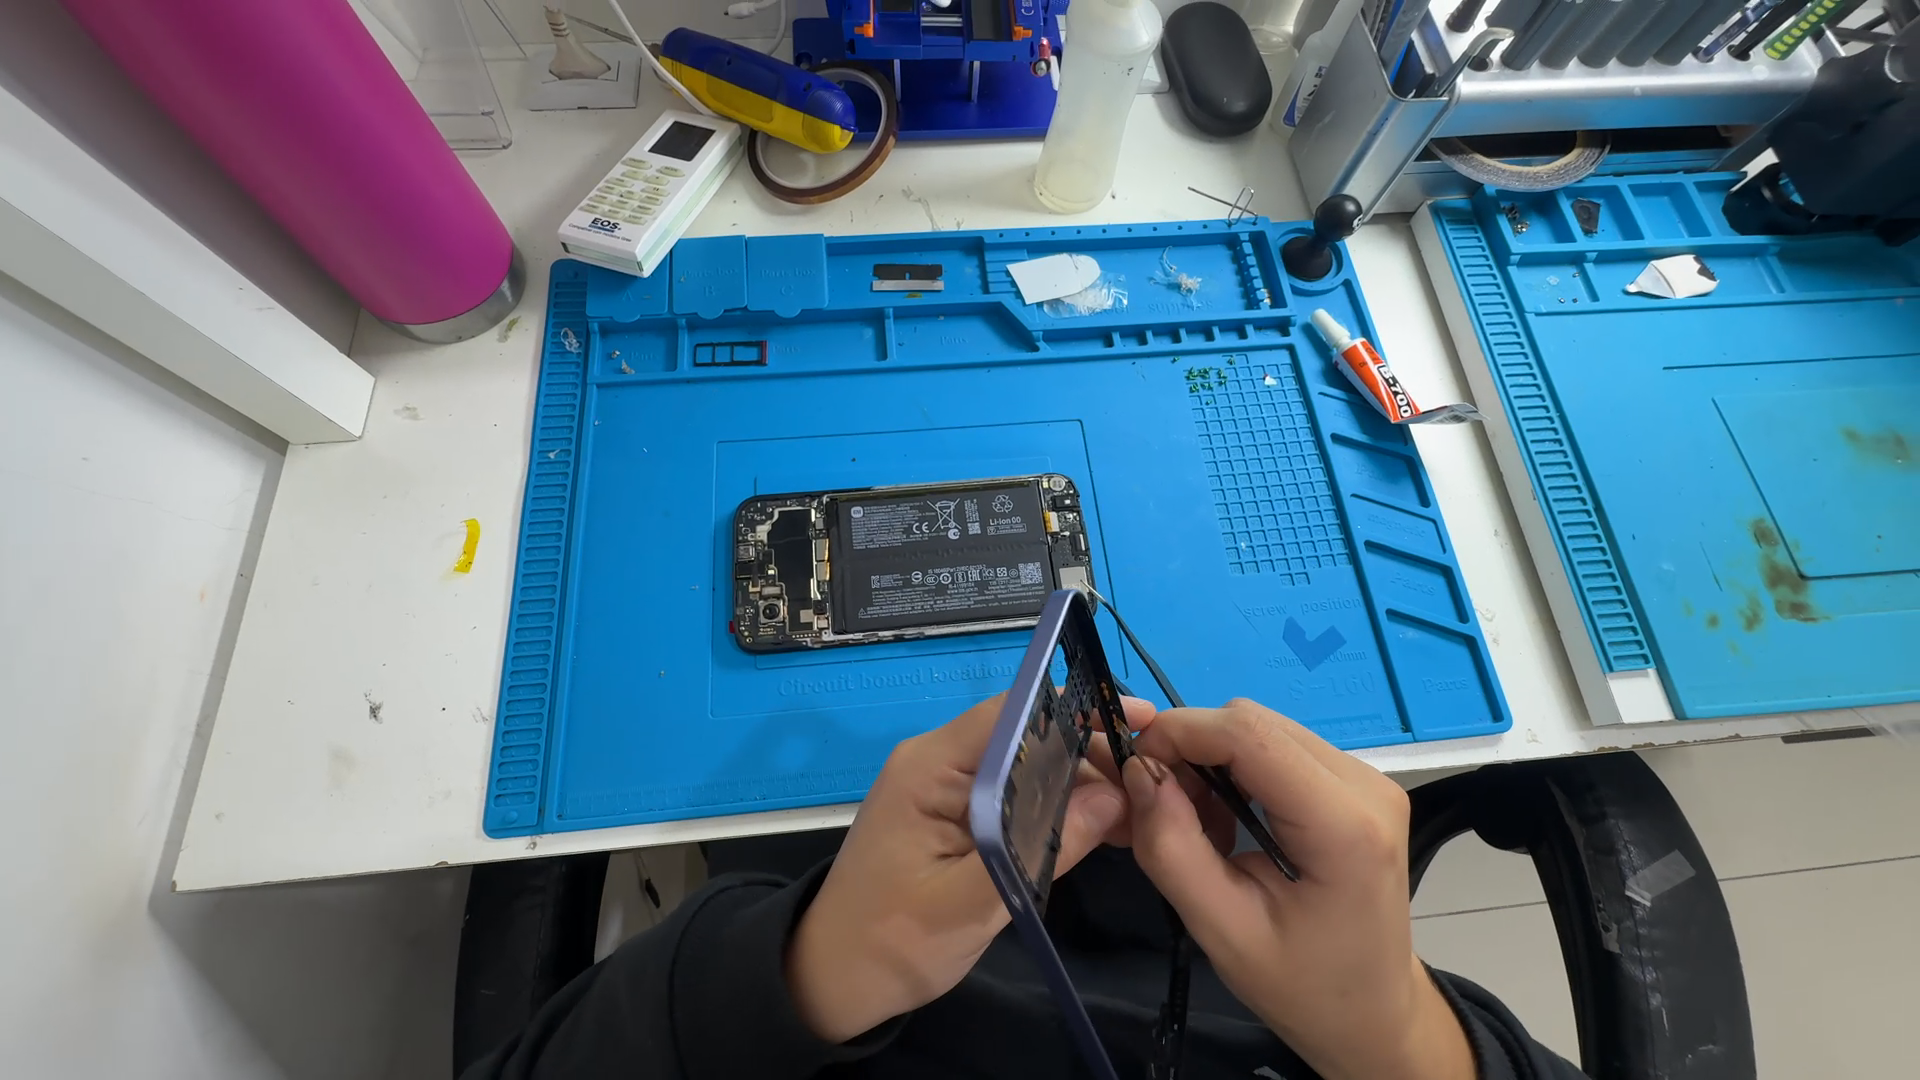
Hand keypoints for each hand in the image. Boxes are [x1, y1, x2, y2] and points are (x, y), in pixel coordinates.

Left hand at [786, 693, 1147, 1042]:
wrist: (832, 976)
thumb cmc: (891, 942)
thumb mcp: (972, 904)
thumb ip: (1042, 848)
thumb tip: (1112, 798)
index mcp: (931, 766)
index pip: (1011, 713)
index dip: (1076, 709)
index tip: (1137, 719)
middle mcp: (939, 759)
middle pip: (1025, 733)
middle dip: (1087, 751)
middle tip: (1149, 781)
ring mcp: (946, 782)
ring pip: (1025, 761)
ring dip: (1078, 781)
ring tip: (1137, 806)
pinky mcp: (956, 808)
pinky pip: (1014, 789)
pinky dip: (1054, 804)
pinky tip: (1097, 823)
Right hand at [1121, 700, 1473, 1079]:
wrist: (1374, 1017)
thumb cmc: (1302, 985)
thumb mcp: (1221, 929)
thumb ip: (1171, 847)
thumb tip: (1138, 770)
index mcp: (1342, 825)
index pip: (1247, 732)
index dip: (1179, 733)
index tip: (1135, 769)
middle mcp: (1363, 783)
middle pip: (1250, 721)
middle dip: (1190, 748)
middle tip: (1163, 806)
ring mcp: (1365, 776)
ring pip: (1257, 725)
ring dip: (1210, 758)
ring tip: (1198, 820)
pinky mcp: (1353, 780)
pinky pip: (1273, 743)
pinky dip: (1233, 767)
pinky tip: (1228, 816)